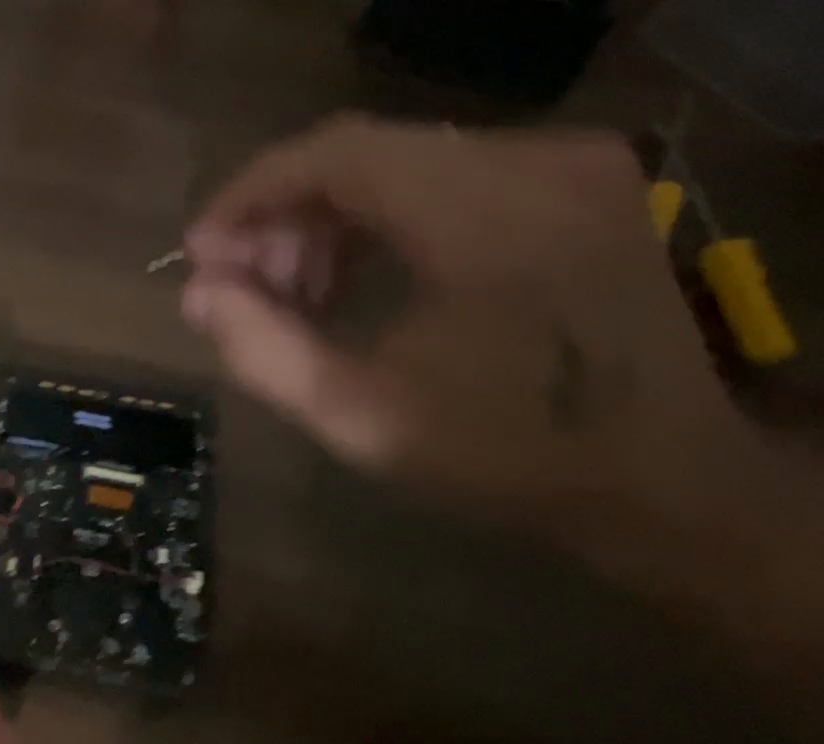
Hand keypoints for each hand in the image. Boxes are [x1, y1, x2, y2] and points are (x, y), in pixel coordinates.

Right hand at [179, 116, 766, 550]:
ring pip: (404, 167)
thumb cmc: (500, 454)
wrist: (655, 478)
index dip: (251, 194)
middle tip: (240, 291)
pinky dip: (382, 225)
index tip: (199, 254)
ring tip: (292, 299)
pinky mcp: (577, 192)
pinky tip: (352, 284)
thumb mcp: (357, 414)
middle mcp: (535, 161)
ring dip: (328, 225)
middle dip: (285, 217)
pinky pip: (450, 184)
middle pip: (368, 155)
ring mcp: (568, 170)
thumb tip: (199, 294)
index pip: (337, 153)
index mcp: (485, 211)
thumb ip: (262, 348)